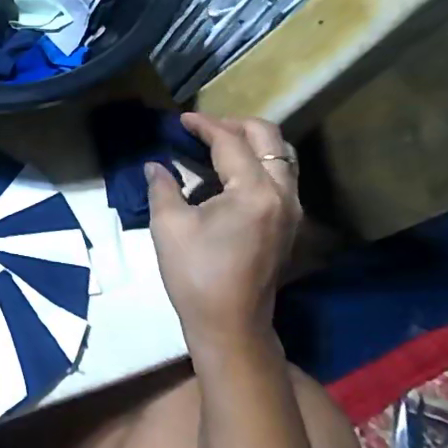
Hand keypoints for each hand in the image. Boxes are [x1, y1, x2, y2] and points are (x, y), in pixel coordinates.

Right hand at [146, 114, 301, 353]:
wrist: (230, 327)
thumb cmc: (196, 277)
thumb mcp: (169, 227)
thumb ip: (163, 187)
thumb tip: (155, 166)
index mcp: (254, 191)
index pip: (230, 142)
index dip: (204, 125)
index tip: (181, 120)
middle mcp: (282, 193)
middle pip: (268, 137)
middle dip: (234, 125)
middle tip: (204, 128)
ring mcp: (292, 209)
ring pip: (281, 155)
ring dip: (252, 142)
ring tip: (220, 144)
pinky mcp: (290, 223)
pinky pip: (282, 176)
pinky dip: (260, 162)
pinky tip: (232, 172)